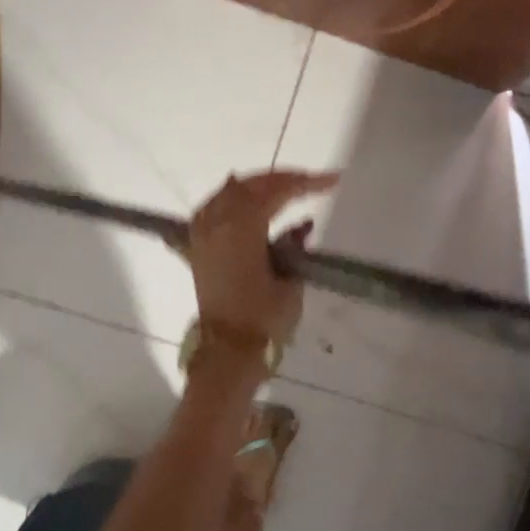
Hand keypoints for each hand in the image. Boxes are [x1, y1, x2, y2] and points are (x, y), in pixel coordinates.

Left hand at [187, 169, 337, 345]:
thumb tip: (301, 225)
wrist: (227, 352)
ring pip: (226, 194)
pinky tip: (243, 200)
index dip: (304, 183)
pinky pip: (212, 209)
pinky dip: (231, 199)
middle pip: (248, 186)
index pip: (274, 192)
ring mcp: (202, 235)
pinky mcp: (197, 249)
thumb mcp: (290, 283)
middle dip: (280, 179)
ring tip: (281, 186)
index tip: (332, 181)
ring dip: (254, 186)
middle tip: (309, 180)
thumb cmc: (264, 321)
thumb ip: (294, 246)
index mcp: (241, 229)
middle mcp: (217, 224)